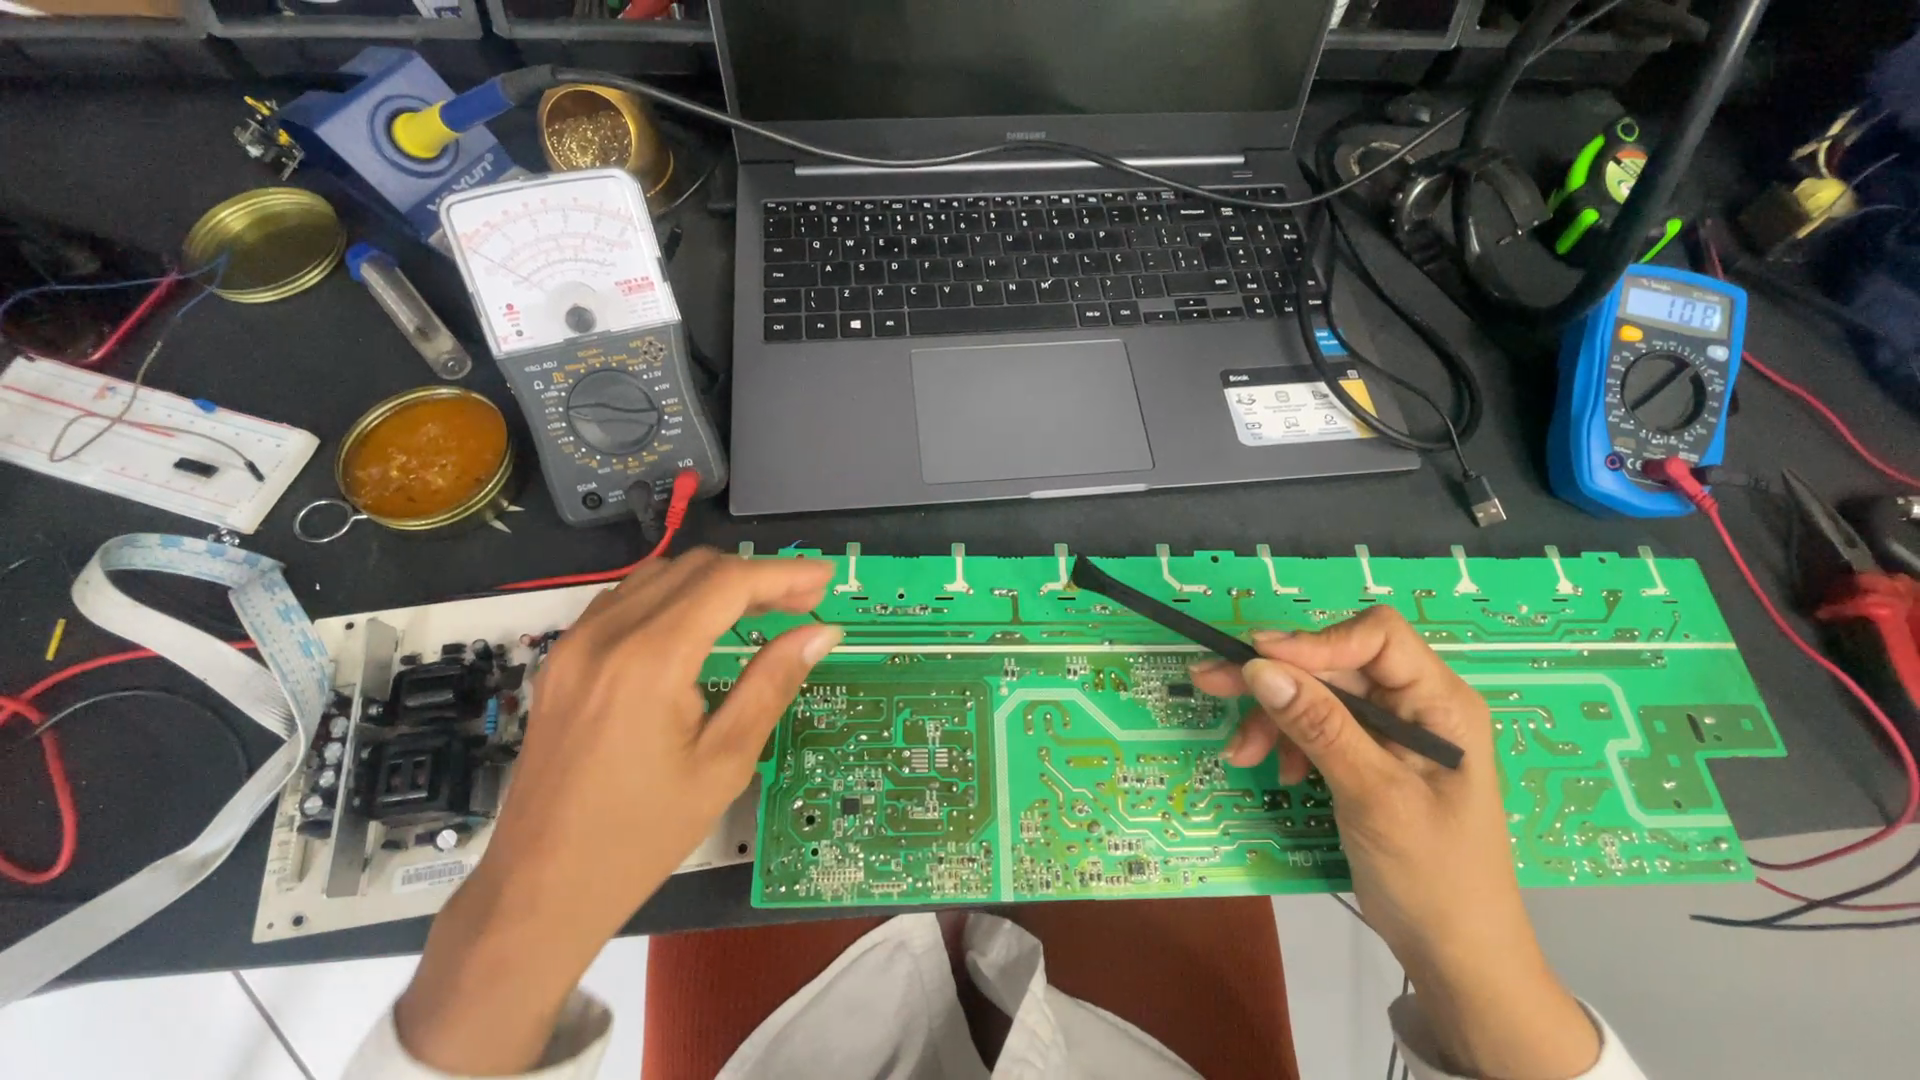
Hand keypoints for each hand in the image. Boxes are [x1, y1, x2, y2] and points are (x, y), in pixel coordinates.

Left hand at [396, 551, 841, 1074]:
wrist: (543, 883)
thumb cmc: (643, 834)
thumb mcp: (724, 762)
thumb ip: (772, 683)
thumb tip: (821, 633)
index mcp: (650, 659)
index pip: (728, 583)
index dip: (784, 573)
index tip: (825, 578)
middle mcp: (606, 634)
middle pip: (694, 568)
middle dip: (755, 576)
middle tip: (802, 604)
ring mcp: (575, 643)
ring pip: (658, 576)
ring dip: (714, 582)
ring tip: (760, 611)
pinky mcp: (561, 659)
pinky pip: (624, 600)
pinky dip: (672, 597)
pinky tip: (698, 626)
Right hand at [1189, 607, 1599, 1079]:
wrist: (1455, 955)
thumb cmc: (1432, 876)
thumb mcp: (1373, 796)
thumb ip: (1319, 725)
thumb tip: (1259, 667)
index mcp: (1440, 703)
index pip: (1376, 638)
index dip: (1314, 641)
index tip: (1256, 660)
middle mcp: (1416, 705)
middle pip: (1336, 665)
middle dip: (1277, 679)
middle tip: (1210, 683)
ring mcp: (1391, 732)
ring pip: (1318, 695)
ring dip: (1275, 717)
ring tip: (1243, 755)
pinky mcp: (1368, 756)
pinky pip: (1317, 726)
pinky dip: (1287, 741)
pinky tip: (1276, 770)